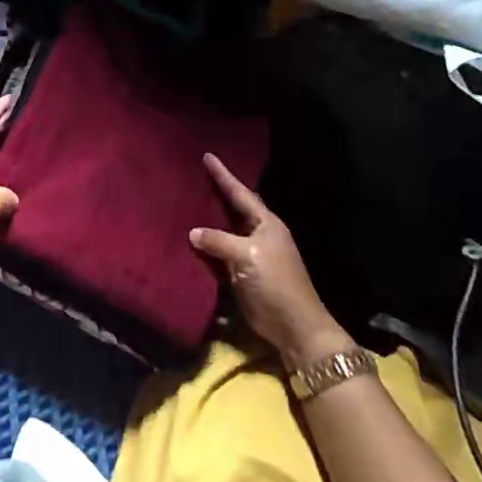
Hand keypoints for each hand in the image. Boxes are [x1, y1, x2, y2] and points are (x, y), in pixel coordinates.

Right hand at [192, 154, 353, 368]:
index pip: (240, 192)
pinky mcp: (242, 274)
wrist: (294, 326)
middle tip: (196, 176)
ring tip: (188, 203)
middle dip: (217, 193)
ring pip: (225, 231)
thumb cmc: (275, 283)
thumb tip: (192, 232)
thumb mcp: (246, 256)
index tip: (208, 156)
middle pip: (234, 208)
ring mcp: (250, 254)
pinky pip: (220, 253)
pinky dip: (207, 246)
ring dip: (209, 220)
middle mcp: (258, 234)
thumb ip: (218, 241)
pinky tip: (190, 240)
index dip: (224, 175)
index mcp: (266, 223)